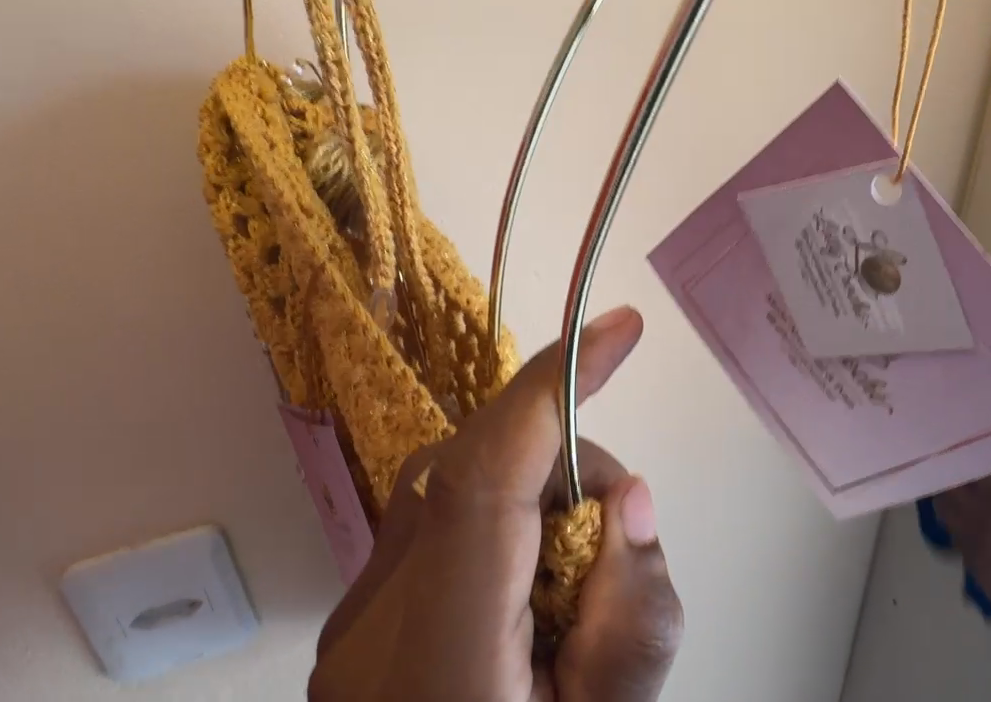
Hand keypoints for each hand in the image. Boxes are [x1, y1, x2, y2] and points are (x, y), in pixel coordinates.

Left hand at [309, 305, 682, 700]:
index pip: (486, 478)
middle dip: (568, 473)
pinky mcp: (357, 632)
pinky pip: (440, 530)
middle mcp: (375, 631)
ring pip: (459, 489)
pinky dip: (502, 534)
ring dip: (538, 507)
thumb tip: (627, 499)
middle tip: (614, 558)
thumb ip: (637, 621)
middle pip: (479, 471)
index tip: (620, 329)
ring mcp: (354, 630)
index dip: (553, 386)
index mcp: (438, 661)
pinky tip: (528, 611)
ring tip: (574, 607)